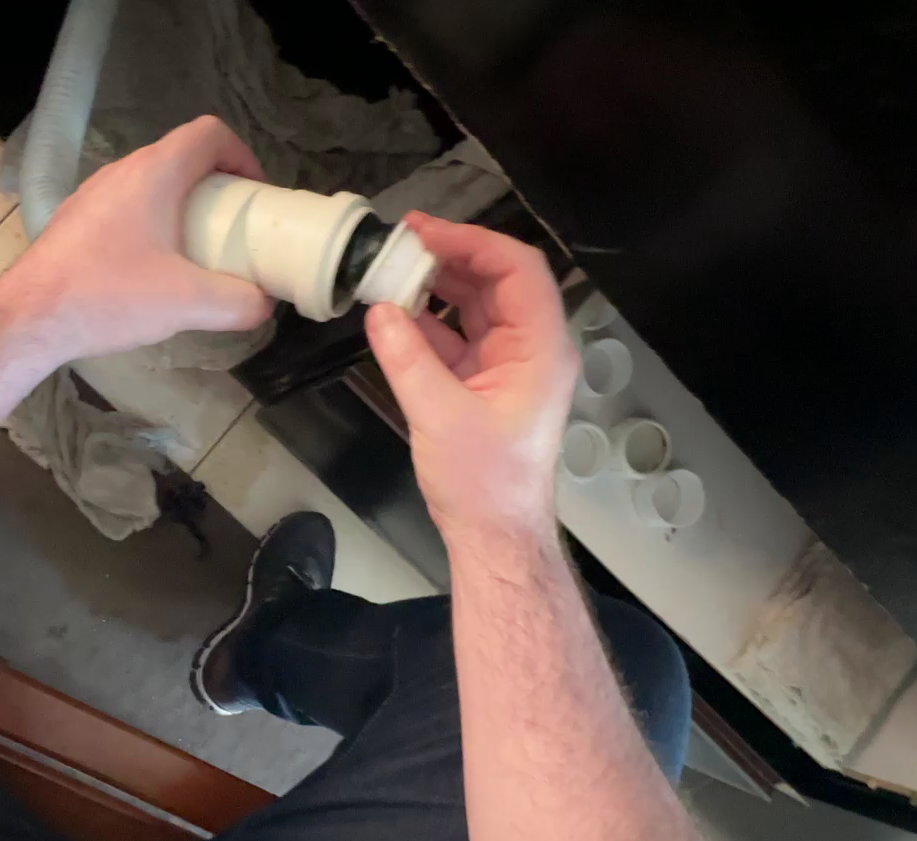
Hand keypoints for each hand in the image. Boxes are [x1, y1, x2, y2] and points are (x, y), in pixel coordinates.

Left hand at [0, 115, 273, 360]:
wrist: (31, 317)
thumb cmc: (110, 296)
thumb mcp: (187, 304)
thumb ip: (237, 303)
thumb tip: (262, 305)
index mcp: (154, 172)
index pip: (210, 135)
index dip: (242, 157)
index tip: (253, 198)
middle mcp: (121, 172)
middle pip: (181, 161)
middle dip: (214, 192)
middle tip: (229, 234)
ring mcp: (92, 196)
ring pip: (150, 189)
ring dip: (179, 213)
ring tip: (191, 257)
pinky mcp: (74, 224)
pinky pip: (124, 213)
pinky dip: (148, 231)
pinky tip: (146, 275)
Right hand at [363, 213, 577, 539]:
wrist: (492, 531)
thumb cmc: (480, 479)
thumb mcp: (439, 416)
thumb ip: (407, 359)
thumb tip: (378, 310)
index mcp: (539, 348)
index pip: (516, 270)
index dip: (471, 243)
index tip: (421, 233)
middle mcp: (528, 348)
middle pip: (494, 284)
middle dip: (448, 260)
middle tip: (398, 244)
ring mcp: (505, 366)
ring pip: (473, 310)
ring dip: (434, 290)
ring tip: (390, 273)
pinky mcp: (482, 385)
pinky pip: (456, 341)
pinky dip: (426, 326)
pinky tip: (394, 316)